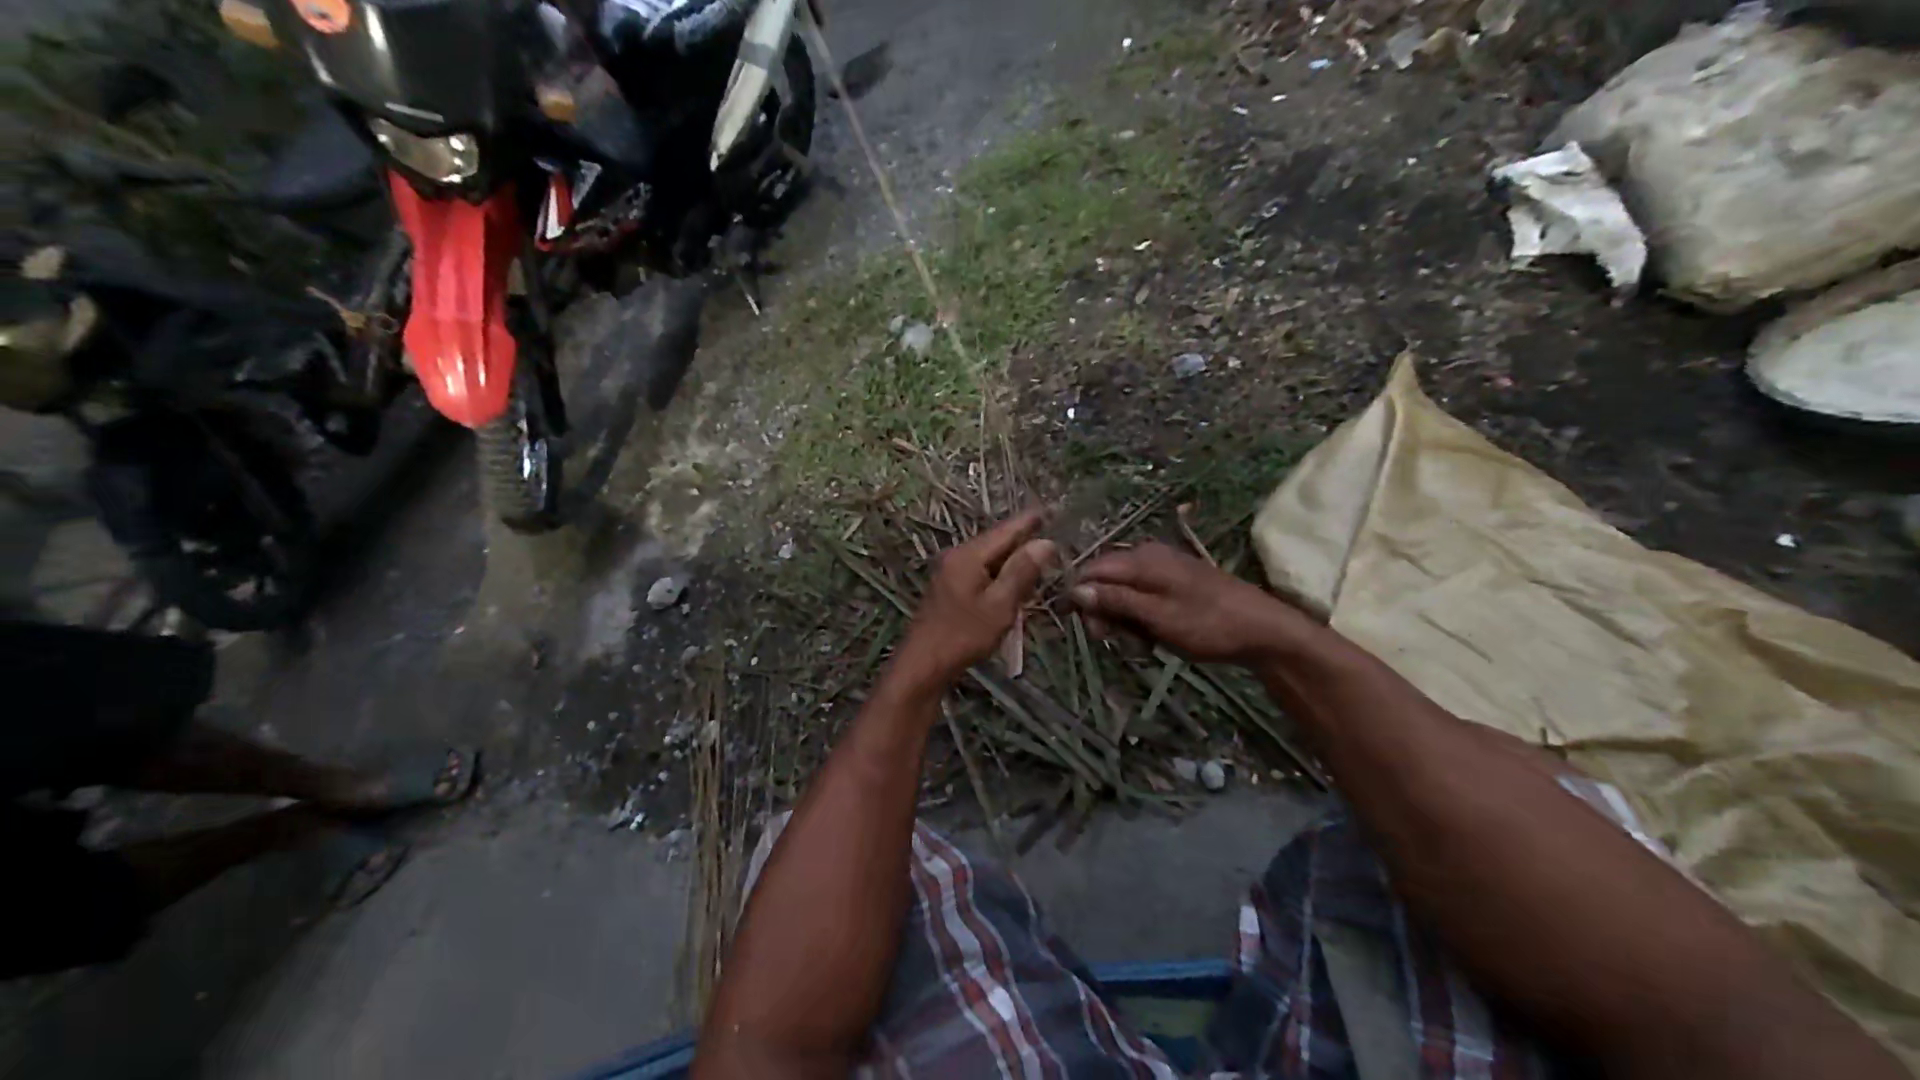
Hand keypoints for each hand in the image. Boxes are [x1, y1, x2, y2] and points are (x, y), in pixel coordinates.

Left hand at [892, 509, 1058, 688]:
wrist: (924, 663)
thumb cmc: (964, 635)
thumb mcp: (1000, 604)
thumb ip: (1022, 571)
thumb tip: (1044, 542)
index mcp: (968, 554)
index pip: (1006, 530)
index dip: (1030, 521)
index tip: (1052, 511)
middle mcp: (957, 556)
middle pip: (997, 542)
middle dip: (1024, 541)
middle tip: (1053, 539)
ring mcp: (950, 572)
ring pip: (989, 558)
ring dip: (1013, 560)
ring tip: (1040, 559)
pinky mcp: (949, 588)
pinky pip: (981, 572)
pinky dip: (1000, 574)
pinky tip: (1014, 583)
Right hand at [1069, 543, 1313, 664]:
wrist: (1264, 630)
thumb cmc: (1208, 624)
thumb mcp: (1156, 616)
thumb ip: (1115, 600)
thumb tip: (1075, 589)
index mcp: (1141, 559)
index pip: (1091, 570)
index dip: (1081, 598)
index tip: (1089, 629)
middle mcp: (1149, 555)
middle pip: (1106, 580)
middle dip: (1104, 611)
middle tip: (1115, 641)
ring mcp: (1165, 568)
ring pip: (1124, 591)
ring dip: (1124, 618)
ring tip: (1140, 643)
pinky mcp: (1177, 582)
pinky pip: (1144, 596)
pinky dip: (1142, 617)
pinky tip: (1154, 636)